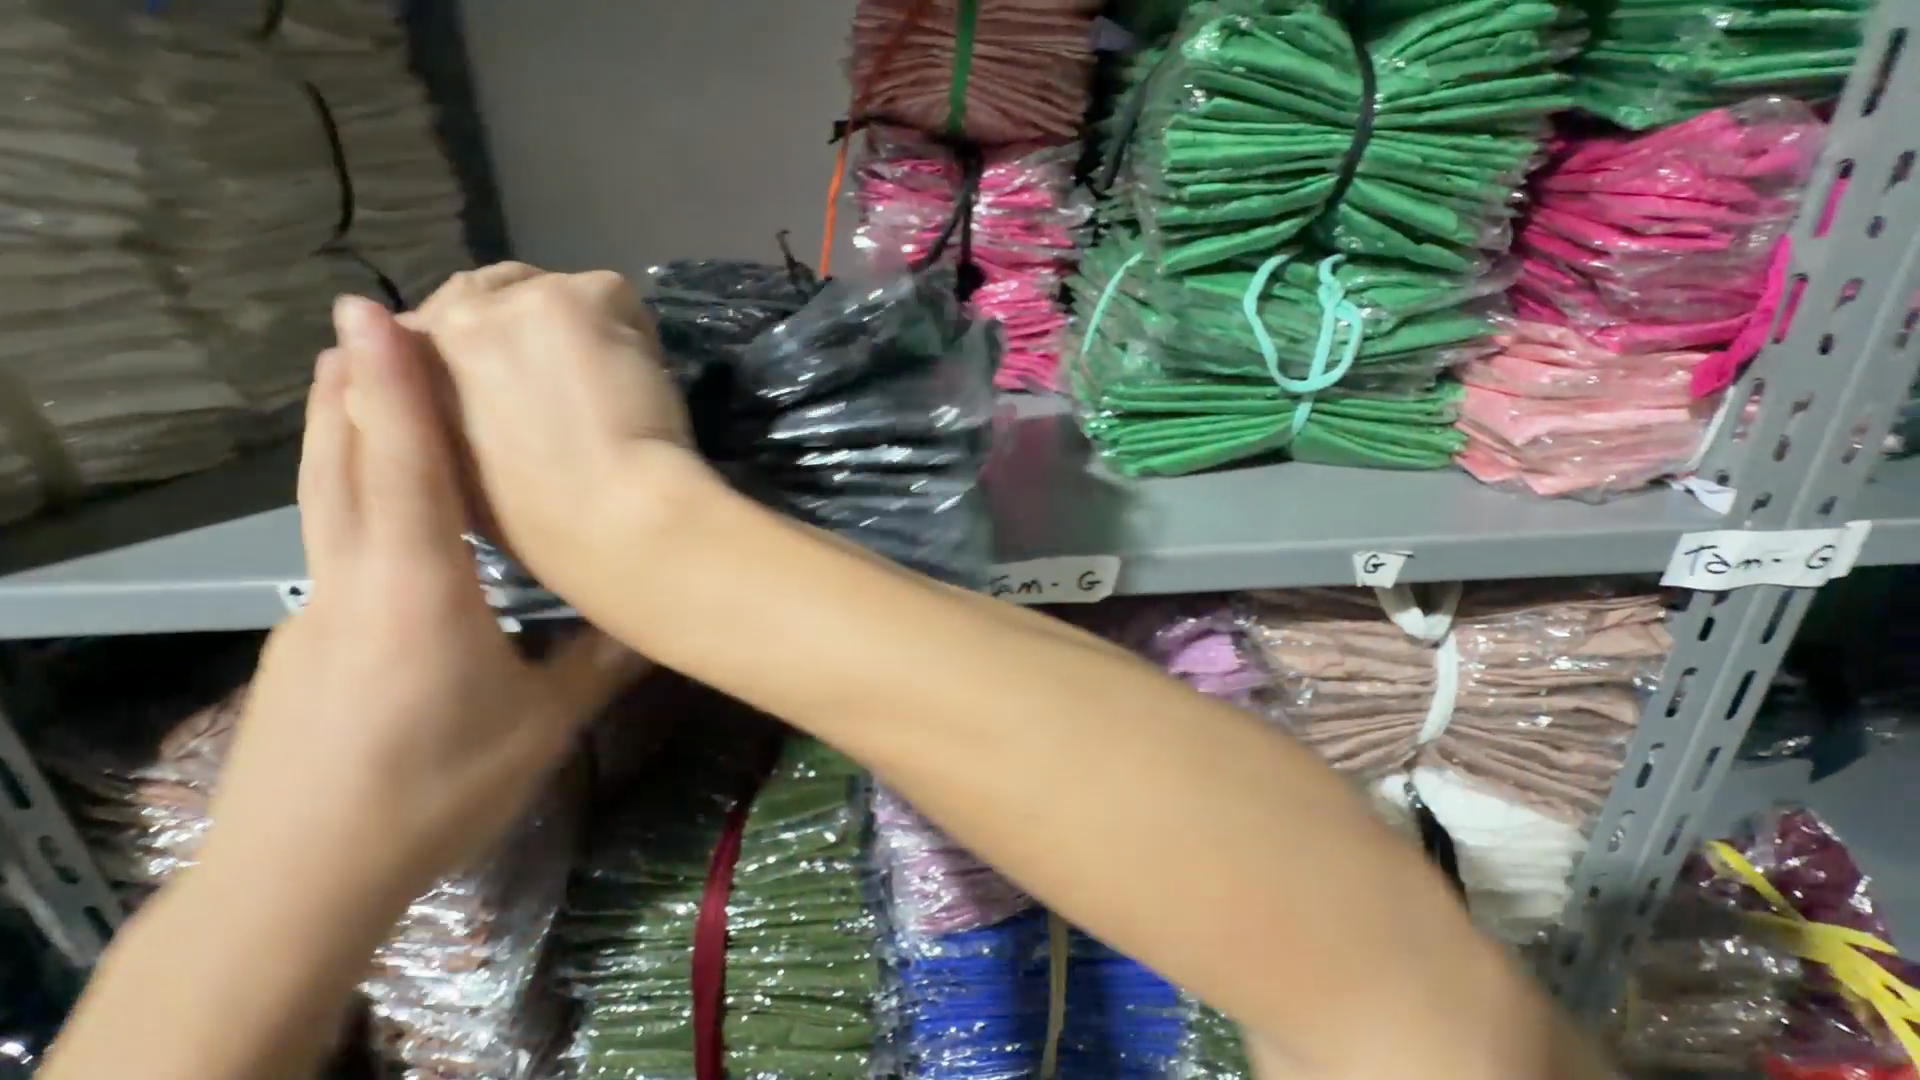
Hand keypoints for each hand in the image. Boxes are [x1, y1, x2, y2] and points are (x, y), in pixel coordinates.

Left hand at [203, 295, 642, 911]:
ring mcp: (315, 613)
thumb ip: (600, 661)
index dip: (391, 381)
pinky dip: (345, 496)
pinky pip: (330, 548)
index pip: (402, 462)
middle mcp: (353, 581)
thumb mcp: (541, 727)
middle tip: (360, 320)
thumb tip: (660, 615)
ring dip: (336, 432)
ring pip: (324, 502)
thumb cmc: (435, 789)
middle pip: (340, 462)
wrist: (300, 875)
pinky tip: (376, 516)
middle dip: (350, 385)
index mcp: (418, 587)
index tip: (372, 311)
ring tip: (350, 382)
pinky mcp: (302, 646)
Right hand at [400, 263, 708, 601]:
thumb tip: (457, 390)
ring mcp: (513, 301)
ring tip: (606, 382)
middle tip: (570, 371)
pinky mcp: (576, 296)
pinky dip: (627, 327)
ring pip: (551, 290)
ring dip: (577, 323)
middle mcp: (449, 320)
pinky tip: (638, 376)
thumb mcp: (454, 475)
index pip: (429, 325)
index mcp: (403, 371)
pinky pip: (608, 295)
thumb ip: (440, 418)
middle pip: (486, 292)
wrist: (612, 518)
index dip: (479, 346)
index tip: (517, 373)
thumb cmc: (540, 524)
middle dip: (525, 322)